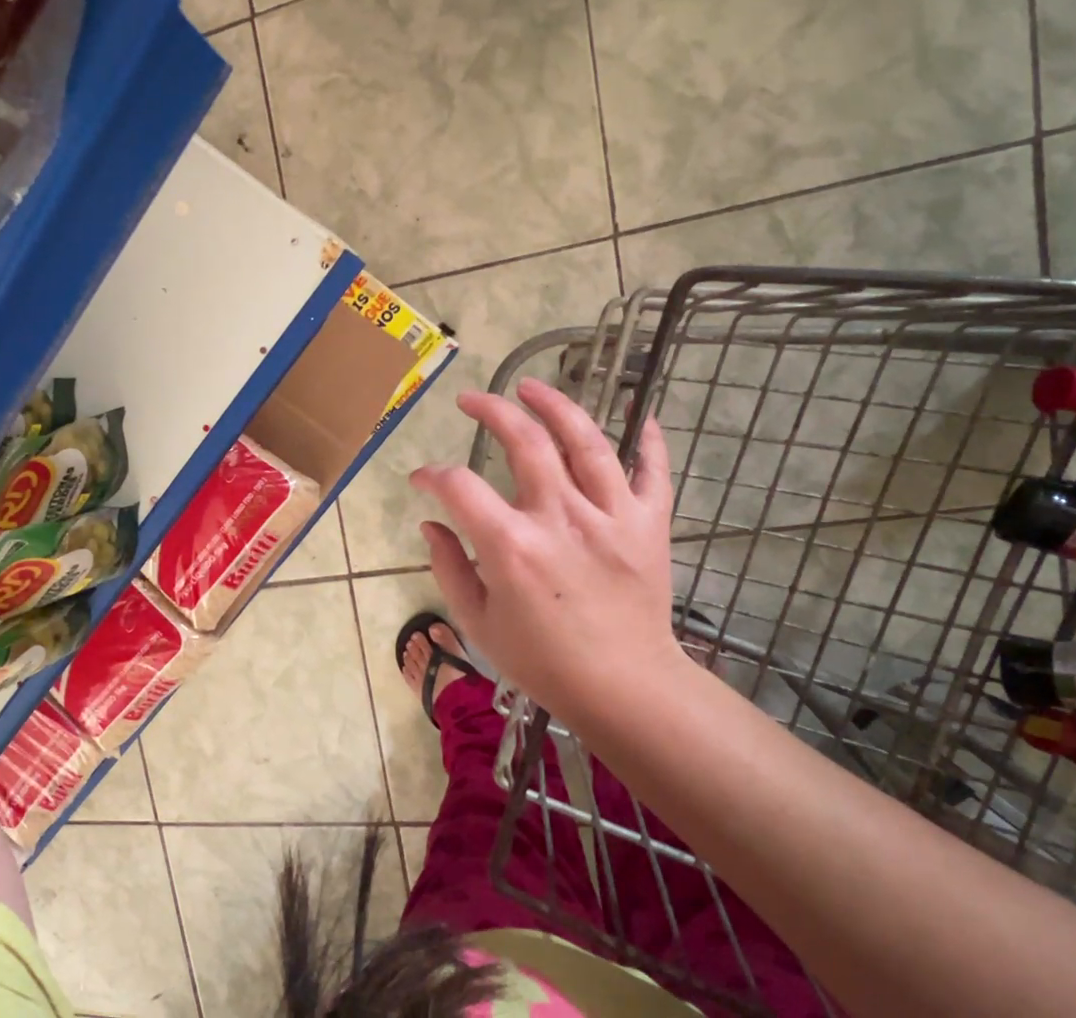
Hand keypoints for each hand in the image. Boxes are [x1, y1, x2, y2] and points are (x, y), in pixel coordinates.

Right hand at [409, 379, 688, 714]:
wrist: (624, 687)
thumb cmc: (541, 661)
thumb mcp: (477, 621)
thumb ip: (448, 566)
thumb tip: (431, 525)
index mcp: (510, 546)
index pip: (459, 486)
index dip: (431, 475)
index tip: (422, 480)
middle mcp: (560, 519)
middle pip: (525, 442)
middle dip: (492, 410)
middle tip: (473, 399)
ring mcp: (611, 518)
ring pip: (586, 441)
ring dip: (556, 405)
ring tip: (532, 387)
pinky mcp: (650, 526)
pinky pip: (653, 471)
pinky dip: (647, 440)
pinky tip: (636, 415)